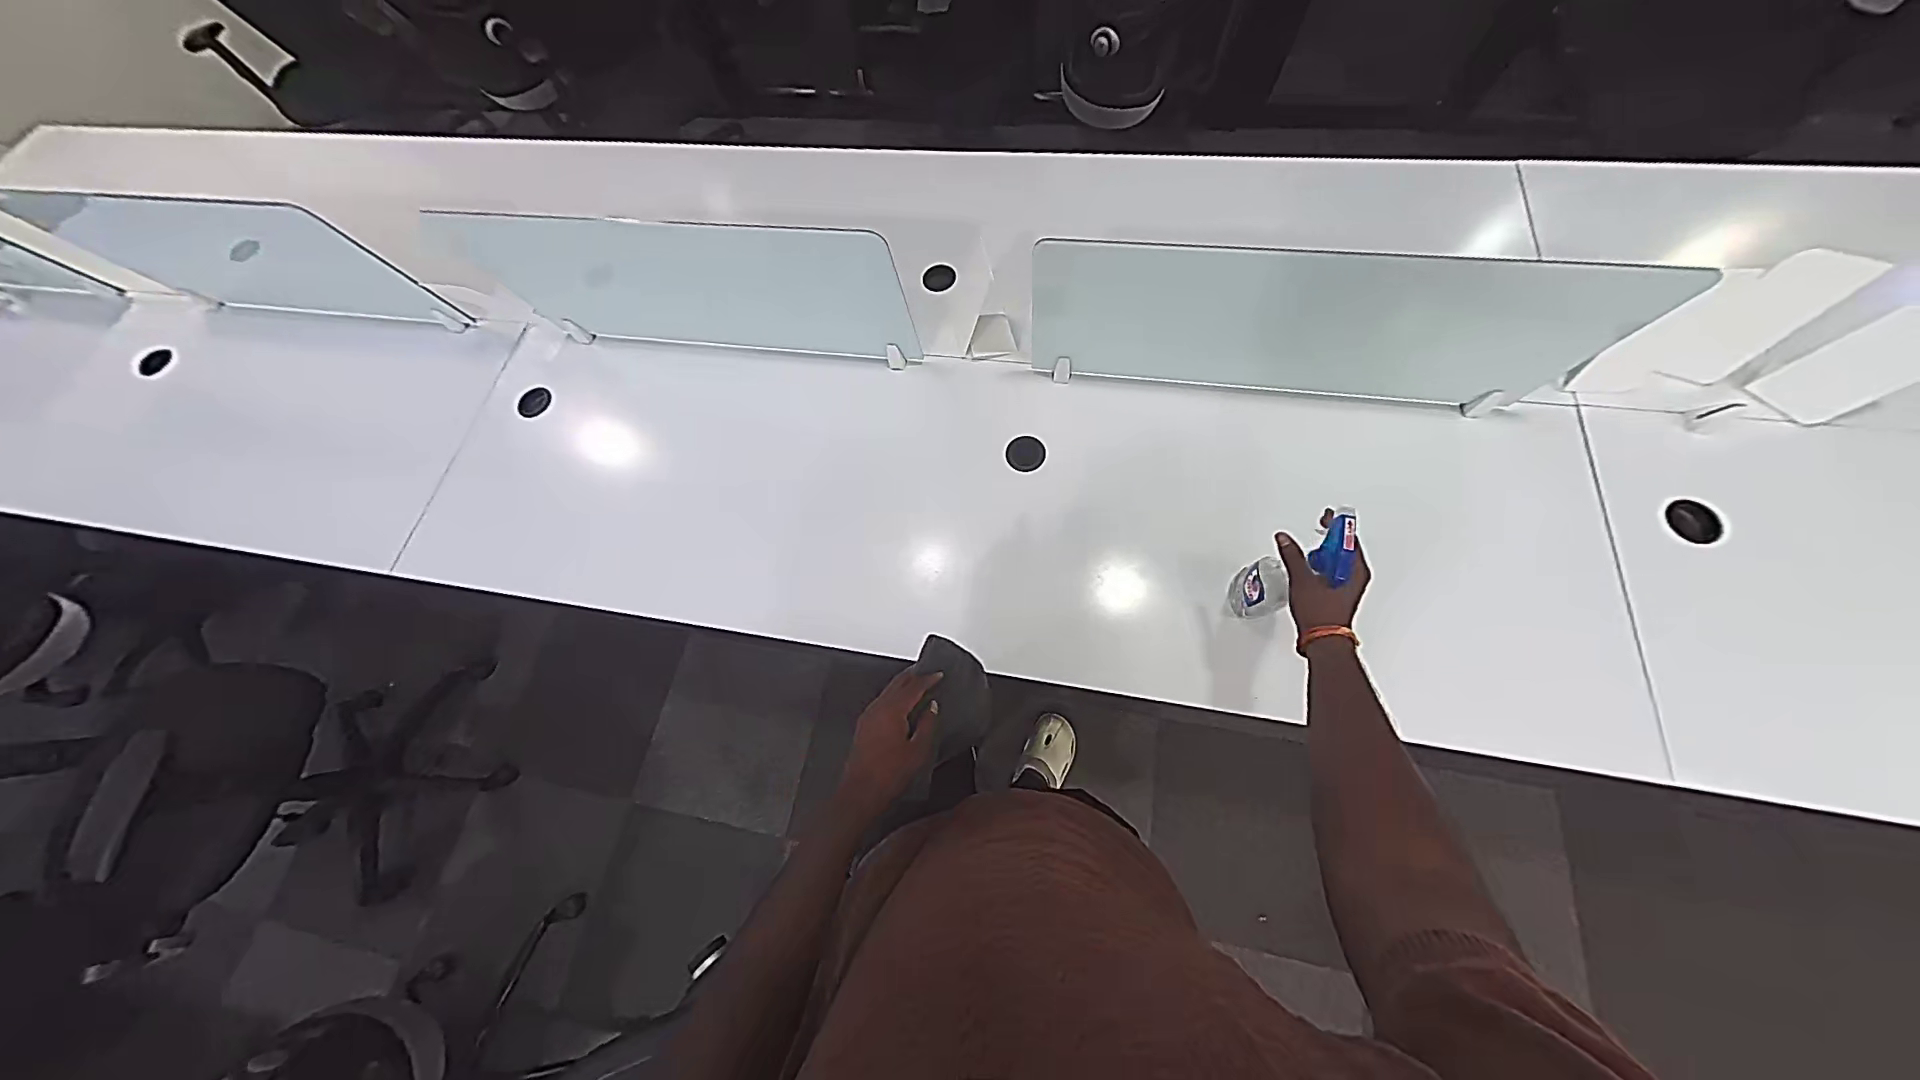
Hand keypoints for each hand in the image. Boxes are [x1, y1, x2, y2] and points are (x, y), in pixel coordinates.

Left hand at [835, 670, 941, 819]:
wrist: (861, 792)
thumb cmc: (889, 775)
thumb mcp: (918, 750)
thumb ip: (927, 725)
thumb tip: (932, 708)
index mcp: (892, 710)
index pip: (913, 687)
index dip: (927, 679)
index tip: (938, 674)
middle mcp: (877, 709)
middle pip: (897, 683)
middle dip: (913, 676)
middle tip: (927, 673)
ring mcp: (868, 716)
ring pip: (888, 691)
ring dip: (903, 684)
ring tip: (917, 684)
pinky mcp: (864, 725)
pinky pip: (881, 701)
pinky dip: (894, 695)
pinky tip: (900, 703)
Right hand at [1274, 508, 1370, 636]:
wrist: (1323, 640)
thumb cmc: (1321, 614)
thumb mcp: (1302, 579)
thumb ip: (1293, 555)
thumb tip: (1285, 539)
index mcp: (1353, 569)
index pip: (1347, 538)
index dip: (1336, 524)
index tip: (1328, 515)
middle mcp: (1355, 576)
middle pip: (1344, 548)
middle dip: (1329, 538)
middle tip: (1319, 529)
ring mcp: (1348, 585)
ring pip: (1338, 560)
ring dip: (1323, 553)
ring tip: (1308, 556)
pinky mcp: (1340, 593)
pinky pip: (1333, 572)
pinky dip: (1322, 566)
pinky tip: (1309, 571)